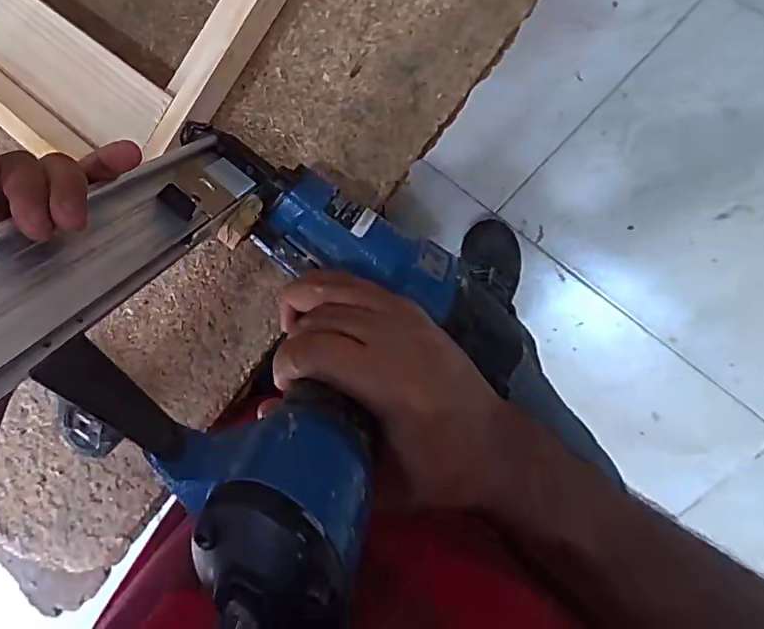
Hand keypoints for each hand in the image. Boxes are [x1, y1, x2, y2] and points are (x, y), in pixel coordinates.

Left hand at [0, 119, 142, 260]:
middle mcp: (3, 203)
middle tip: (49, 234)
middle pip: (34, 169)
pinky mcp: (65, 239)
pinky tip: (127, 160)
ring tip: (79, 221)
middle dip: (48, 192)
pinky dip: (108, 174)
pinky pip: (89, 195)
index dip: (21, 185)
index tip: (34, 223)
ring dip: (80, 186)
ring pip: (64, 178)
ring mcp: (37, 217)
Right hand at [270, 270, 520, 511]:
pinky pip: (352, 281)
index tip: (285, 389)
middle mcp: (394, 334)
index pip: (314, 347)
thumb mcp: (379, 481)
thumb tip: (266, 414)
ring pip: (330, 285)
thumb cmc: (438, 472)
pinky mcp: (407, 304)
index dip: (285, 363)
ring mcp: (402, 311)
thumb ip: (320, 446)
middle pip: (317, 314)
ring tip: (296, 334)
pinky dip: (325, 290)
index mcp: (388, 379)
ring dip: (302, 304)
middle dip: (291, 339)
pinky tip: (320, 315)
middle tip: (293, 373)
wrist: (497, 446)